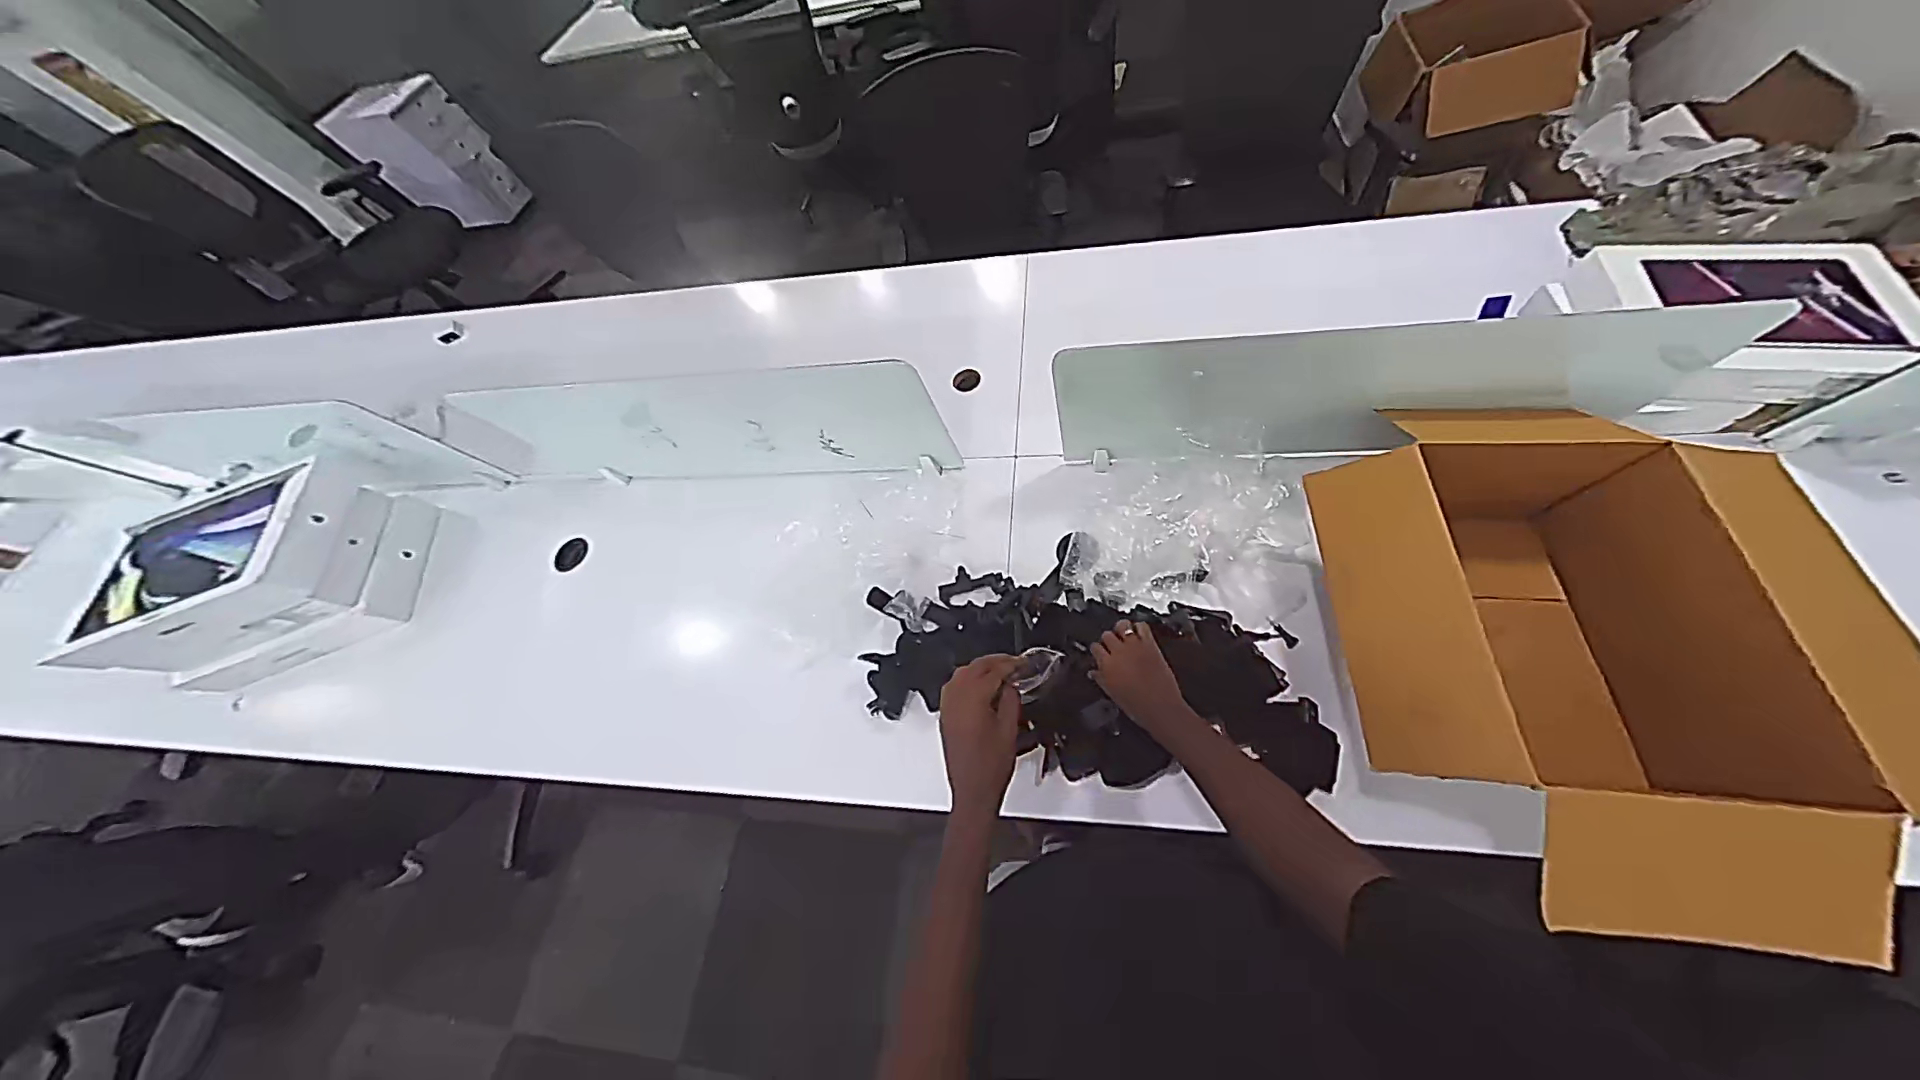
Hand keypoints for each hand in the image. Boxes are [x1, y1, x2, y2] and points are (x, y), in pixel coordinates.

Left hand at [937, 655, 1022, 818]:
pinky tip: (979, 686)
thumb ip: (1010, 701)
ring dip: (979, 668)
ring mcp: (948, 707)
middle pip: (974, 667)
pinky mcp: (945, 716)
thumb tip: (1010, 685)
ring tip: (998, 671)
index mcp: (973, 700)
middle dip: (994, 662)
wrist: (972, 791)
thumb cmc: (990, 767)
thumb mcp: (1010, 730)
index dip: (1010, 664)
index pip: (993, 671)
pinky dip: (967, 680)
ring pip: (961, 674)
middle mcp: (956, 700)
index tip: (1022, 663)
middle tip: (1012, 663)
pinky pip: (953, 687)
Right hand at [1090, 620, 1190, 731]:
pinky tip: (1139, 633)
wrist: (1160, 707)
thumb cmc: (1137, 705)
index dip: (1097, 650)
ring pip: (1122, 625)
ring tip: (1123, 634)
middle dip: (1108, 639)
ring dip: (1121, 629)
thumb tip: (1093, 672)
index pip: (1095, 647)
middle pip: (1107, 635)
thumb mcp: (1113, 694)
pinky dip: (1139, 627)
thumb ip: (1101, 679)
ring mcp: (1135, 646)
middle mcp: (1119, 652)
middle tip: (1112, 645)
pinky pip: (1142, 626)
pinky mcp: (1150, 645)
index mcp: (1106, 665)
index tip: (1100, 652)